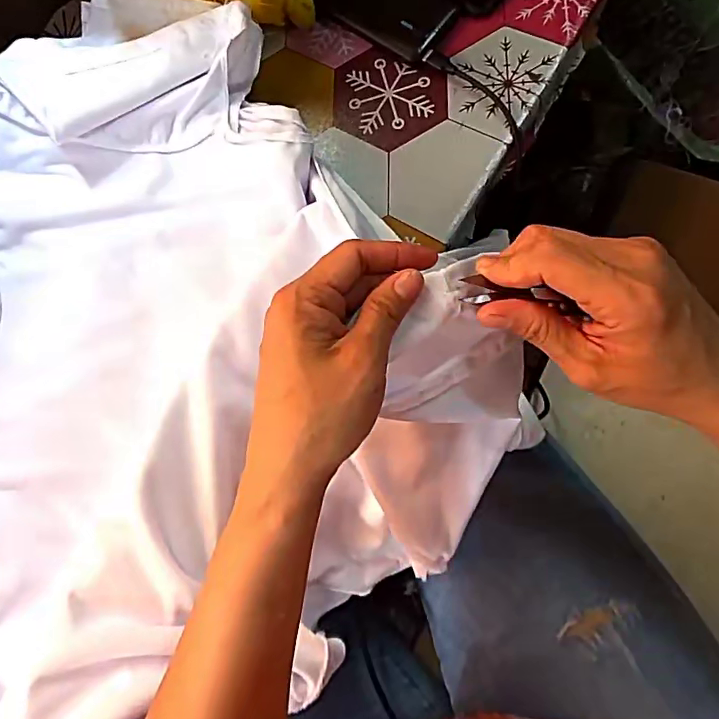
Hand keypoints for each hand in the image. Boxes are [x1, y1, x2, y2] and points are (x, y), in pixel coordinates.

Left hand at [247, 240, 437, 493]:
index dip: (393, 252)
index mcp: (300, 299)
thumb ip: (386, 309)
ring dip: (378, 295)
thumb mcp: (363, 357)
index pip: (350, 256)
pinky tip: (390, 324)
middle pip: (344, 274)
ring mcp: (293, 328)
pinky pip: (335, 319)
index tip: (431, 259)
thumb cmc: (323, 414)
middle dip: (387, 272)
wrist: (287, 467)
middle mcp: (291, 306)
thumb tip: (407, 276)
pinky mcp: (299, 349)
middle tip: (430, 281)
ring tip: (418, 301)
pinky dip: (364, 316)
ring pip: (341, 297)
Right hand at [474, 226, 718, 429]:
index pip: (548, 256)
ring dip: (532, 264)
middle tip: (500, 297)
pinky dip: (553, 264)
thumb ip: (537, 330)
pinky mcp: (634, 246)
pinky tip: (560, 295)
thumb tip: (490, 309)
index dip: (506, 266)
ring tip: (535, 302)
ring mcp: (636, 247)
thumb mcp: (588, 368)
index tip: (479, 284)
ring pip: (556, 237)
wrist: (718, 374)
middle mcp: (633, 257)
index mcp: (626, 292)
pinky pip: (575, 243)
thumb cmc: (661, 380)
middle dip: (513, 264)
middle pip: (547, 237)